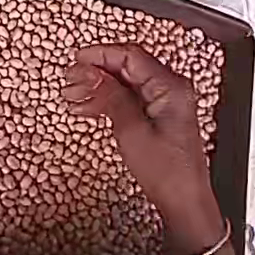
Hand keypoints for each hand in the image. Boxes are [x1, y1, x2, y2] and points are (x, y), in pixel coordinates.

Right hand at [61, 44, 220, 253]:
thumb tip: (90, 73)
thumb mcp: (131, 131)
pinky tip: (90, 107)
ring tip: (74, 96)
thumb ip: (110, 97)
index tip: (78, 59)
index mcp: (170, 87)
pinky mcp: (160, 116)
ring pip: (126, 83)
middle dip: (96, 72)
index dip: (100, 54)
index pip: (131, 56)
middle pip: (128, 67)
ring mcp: (166, 102)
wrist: (184, 200)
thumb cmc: (167, 172)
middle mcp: (171, 89)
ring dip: (99, 87)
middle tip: (71, 80)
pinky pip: (131, 98)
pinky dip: (109, 101)